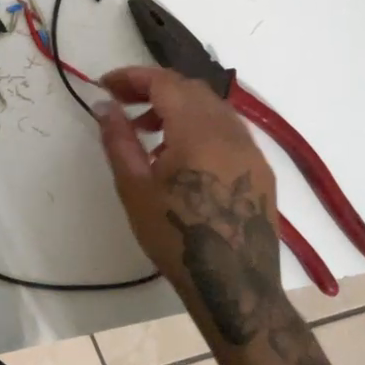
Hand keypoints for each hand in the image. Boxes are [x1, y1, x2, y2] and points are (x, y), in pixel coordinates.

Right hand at [95, 66, 285, 337]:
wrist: (234, 288)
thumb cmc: (175, 236)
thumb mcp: (133, 185)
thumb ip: (118, 138)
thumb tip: (104, 104)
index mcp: (199, 134)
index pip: (166, 83)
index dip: (132, 76)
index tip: (104, 86)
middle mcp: (232, 134)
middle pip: (192, 89)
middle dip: (153, 86)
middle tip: (121, 101)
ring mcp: (252, 153)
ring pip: (212, 107)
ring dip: (177, 105)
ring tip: (146, 128)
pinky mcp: (260, 172)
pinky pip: (227, 130)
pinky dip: (198, 124)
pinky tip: (178, 153)